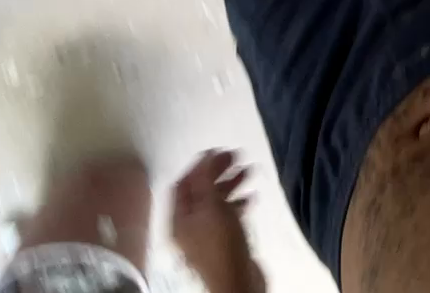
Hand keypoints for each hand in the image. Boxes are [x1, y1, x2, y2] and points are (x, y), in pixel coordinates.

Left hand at [171, 150, 265, 292]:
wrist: (237, 282)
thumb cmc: (222, 245)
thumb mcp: (212, 206)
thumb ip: (206, 179)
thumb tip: (205, 155)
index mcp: (179, 220)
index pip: (181, 184)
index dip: (198, 165)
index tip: (217, 151)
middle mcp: (188, 227)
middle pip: (200, 191)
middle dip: (217, 171)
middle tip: (235, 157)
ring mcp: (205, 236)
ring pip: (215, 201)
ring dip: (231, 183)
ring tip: (248, 171)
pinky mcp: (222, 242)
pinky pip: (227, 214)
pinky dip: (238, 201)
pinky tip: (251, 197)